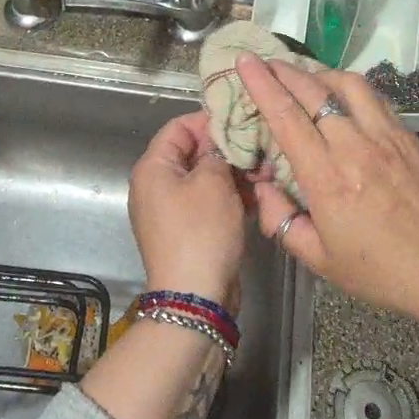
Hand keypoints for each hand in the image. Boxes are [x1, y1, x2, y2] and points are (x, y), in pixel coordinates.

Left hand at [128, 111, 246, 301]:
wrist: (195, 298)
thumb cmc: (201, 232)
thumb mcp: (213, 183)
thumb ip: (217, 152)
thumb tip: (219, 141)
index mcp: (153, 168)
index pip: (178, 127)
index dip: (209, 121)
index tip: (242, 121)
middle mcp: (156, 185)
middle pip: (193, 152)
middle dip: (227, 149)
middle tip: (260, 147)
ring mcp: (171, 210)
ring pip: (205, 179)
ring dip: (234, 174)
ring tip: (266, 171)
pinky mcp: (188, 231)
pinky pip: (208, 202)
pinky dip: (230, 196)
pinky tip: (258, 194)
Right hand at [234, 53, 418, 327]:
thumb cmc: (379, 272)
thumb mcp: (319, 260)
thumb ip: (281, 220)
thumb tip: (261, 185)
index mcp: (328, 180)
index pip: (287, 118)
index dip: (262, 86)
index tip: (245, 62)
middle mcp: (356, 148)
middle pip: (315, 92)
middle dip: (284, 71)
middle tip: (266, 62)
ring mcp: (387, 138)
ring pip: (350, 85)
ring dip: (321, 74)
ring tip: (305, 76)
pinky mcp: (410, 138)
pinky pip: (376, 99)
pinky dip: (351, 90)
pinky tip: (342, 97)